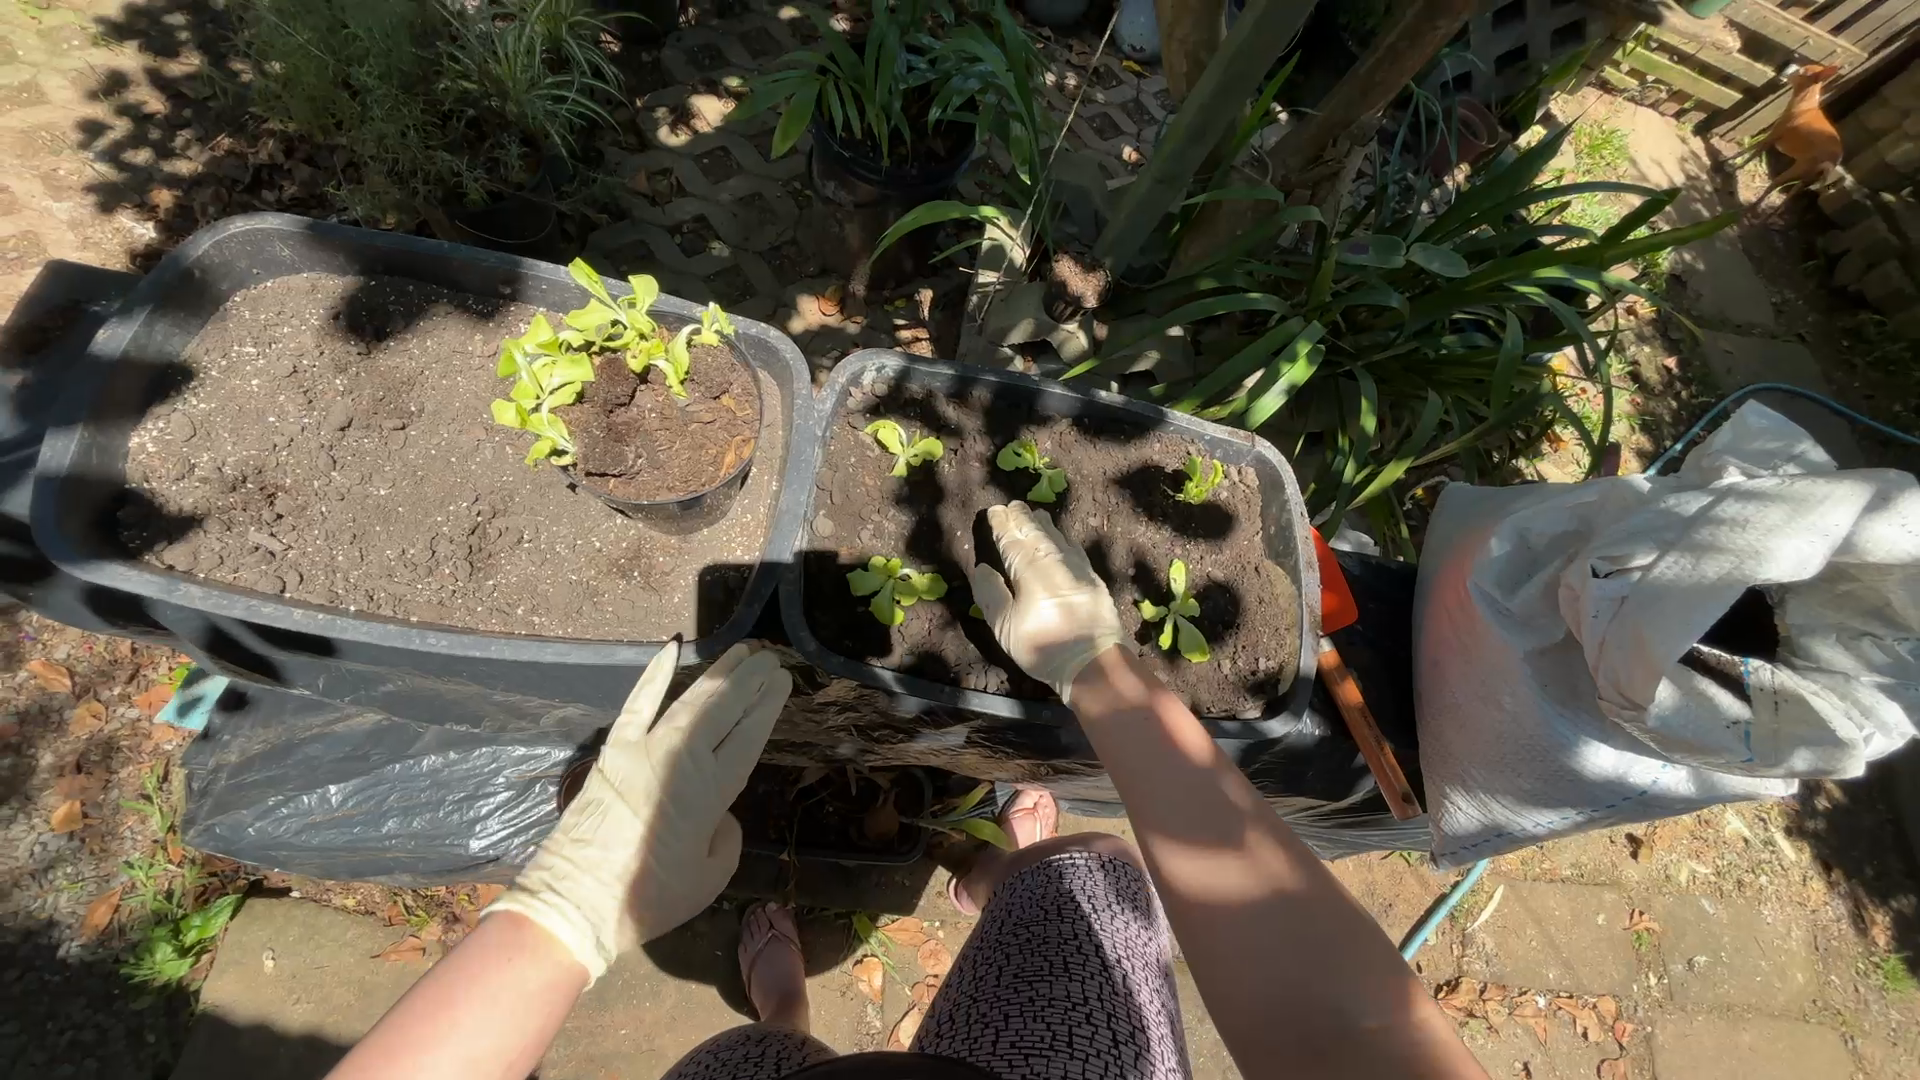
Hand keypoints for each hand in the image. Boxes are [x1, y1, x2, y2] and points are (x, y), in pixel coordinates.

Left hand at [488, 640, 790, 981]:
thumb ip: (727, 835)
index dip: (768, 705)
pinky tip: (671, 649)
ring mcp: (645, 749)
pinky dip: (654, 674)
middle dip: (751, 679)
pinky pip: (638, 703)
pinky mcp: (614, 750)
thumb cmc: (650, 898)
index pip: (750, 735)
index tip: (782, 681)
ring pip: (691, 699)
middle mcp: (684, 759)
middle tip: (770, 658)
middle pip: (725, 708)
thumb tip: (718, 814)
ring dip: (718, 672)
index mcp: (713, 791)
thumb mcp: (710, 876)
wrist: (572, 906)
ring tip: (741, 651)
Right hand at [970, 501, 1123, 703]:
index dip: (1002, 525)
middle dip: (1022, 518)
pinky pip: (1074, 548)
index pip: (1011, 541)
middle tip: (1012, 505)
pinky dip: (1064, 538)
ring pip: (1056, 537)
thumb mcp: (1004, 626)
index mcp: (1029, 570)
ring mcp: (1076, 568)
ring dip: (1043, 524)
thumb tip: (982, 567)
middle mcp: (1054, 561)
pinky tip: (1062, 538)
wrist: (1092, 662)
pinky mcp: (1092, 578)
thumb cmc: (1042, 646)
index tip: (994, 511)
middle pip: (1035, 533)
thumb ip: (991, 594)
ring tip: (1034, 513)